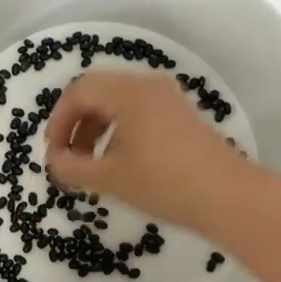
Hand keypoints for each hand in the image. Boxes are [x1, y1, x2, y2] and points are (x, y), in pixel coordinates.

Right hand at [44, 70, 253, 232]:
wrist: (228, 197)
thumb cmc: (164, 184)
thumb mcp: (110, 178)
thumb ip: (72, 168)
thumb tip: (53, 161)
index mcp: (128, 92)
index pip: (78, 92)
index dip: (58, 121)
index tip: (52, 152)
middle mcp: (147, 84)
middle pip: (96, 91)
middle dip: (74, 122)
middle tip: (66, 155)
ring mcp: (166, 96)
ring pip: (116, 100)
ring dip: (94, 126)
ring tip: (89, 162)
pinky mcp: (178, 112)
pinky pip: (135, 109)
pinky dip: (116, 128)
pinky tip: (116, 158)